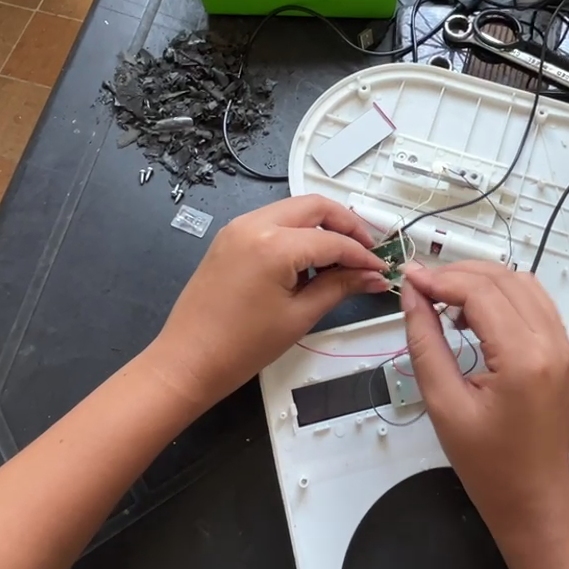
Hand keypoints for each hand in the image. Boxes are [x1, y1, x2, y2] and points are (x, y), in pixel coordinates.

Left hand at [144, 195, 389, 408]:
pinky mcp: (230, 237)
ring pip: (294, 209)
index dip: (362, 255)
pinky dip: (297, 233)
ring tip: (342, 260)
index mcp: (273, 245)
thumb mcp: (300, 316)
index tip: (380, 268)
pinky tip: (310, 261)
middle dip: (346, 225)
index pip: (332, 240)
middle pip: (315, 206)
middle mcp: (254, 225)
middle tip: (366, 251)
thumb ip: (340, 287)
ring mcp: (238, 228)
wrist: (188, 361)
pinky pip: (273, 222)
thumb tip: (372, 276)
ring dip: (322, 226)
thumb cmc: (241, 346)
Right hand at [400, 262, 568, 540]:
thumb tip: (412, 295)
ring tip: (444, 299)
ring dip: (480, 280)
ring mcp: (562, 344)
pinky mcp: (562, 349)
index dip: (439, 278)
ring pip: (520, 282)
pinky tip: (473, 312)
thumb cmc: (489, 466)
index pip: (480, 291)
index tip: (408, 278)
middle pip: (502, 278)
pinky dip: (501, 294)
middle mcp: (551, 343)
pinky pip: (533, 300)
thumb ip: (425, 342)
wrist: (534, 500)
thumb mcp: (443, 403)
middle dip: (456, 274)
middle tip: (420, 287)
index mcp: (524, 359)